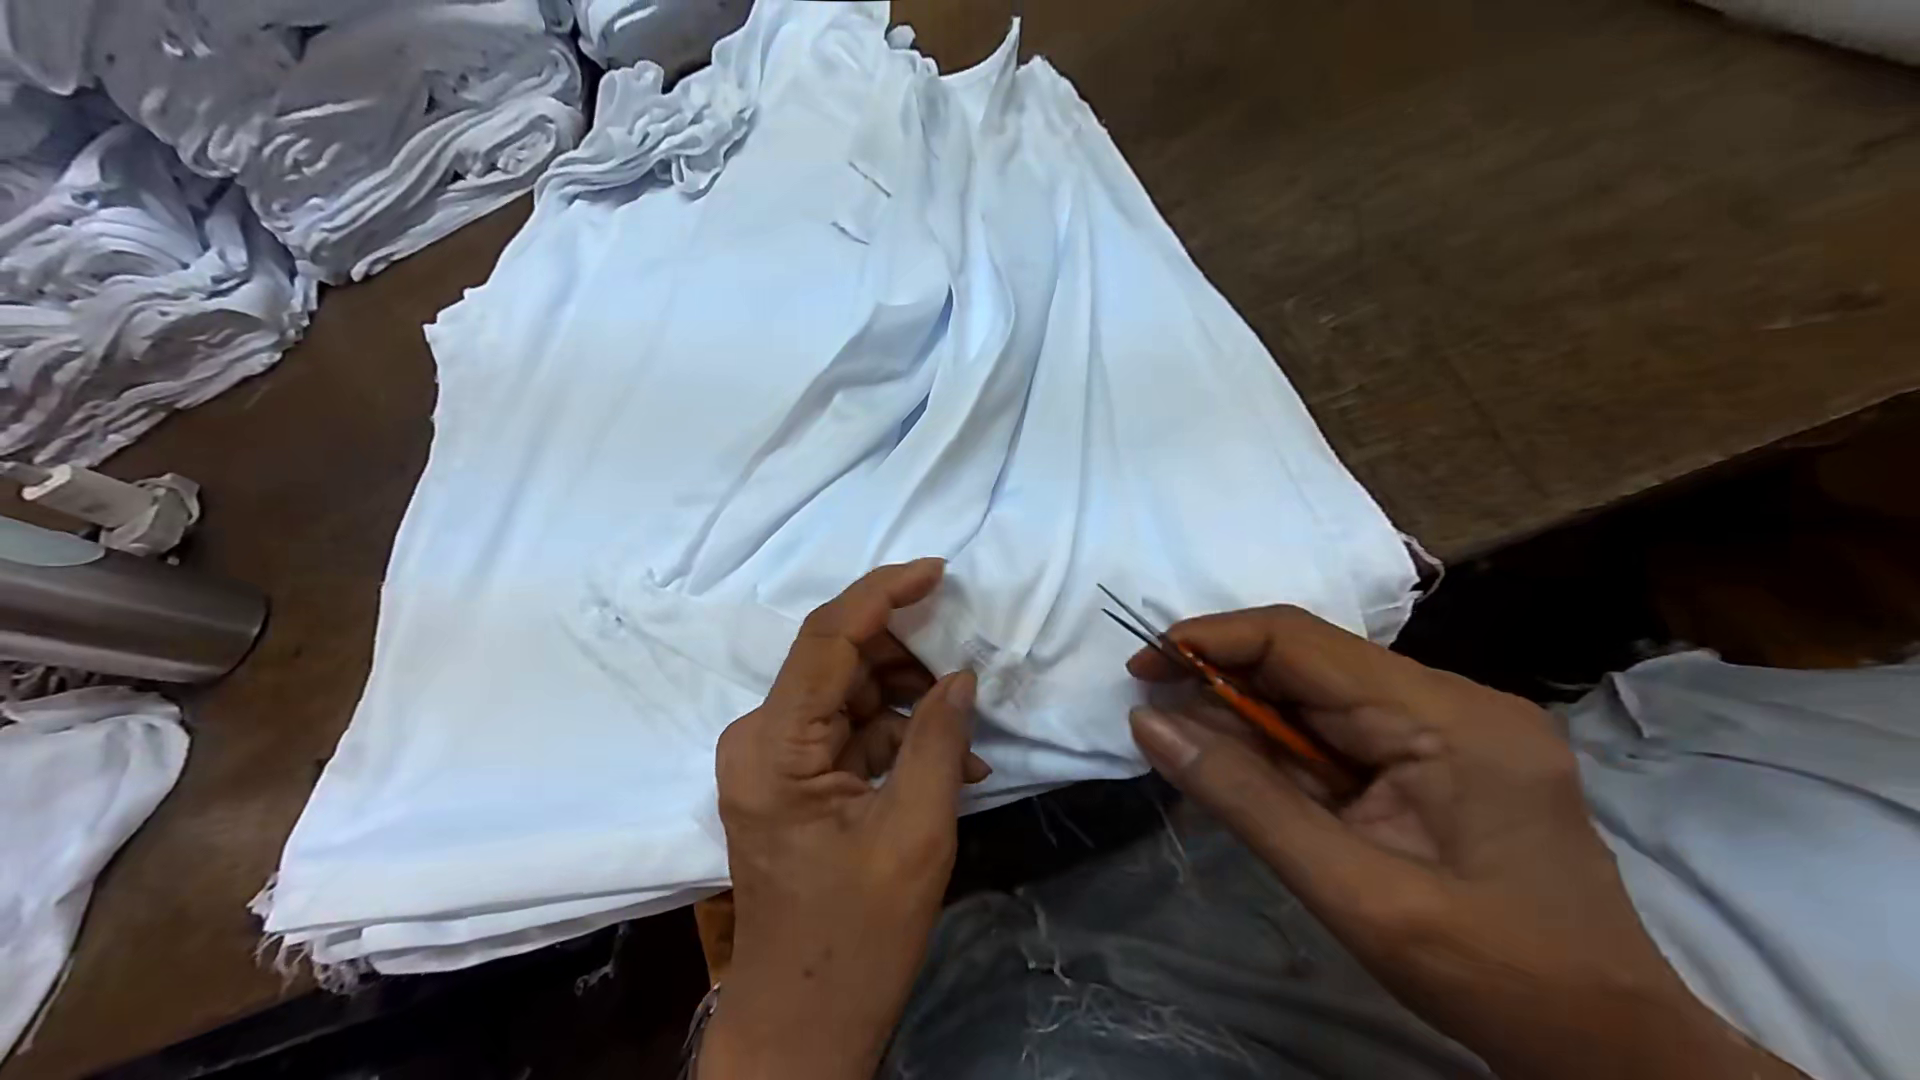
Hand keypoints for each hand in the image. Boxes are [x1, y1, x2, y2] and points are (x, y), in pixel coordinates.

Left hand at [701, 559, 987, 1079]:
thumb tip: (961, 676)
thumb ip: (937, 740)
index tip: (937, 572)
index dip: (883, 592)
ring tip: (966, 732)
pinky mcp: (793, 776)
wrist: (804, 1023)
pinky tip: (950, 761)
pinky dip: (899, 734)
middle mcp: (761, 736)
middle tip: (968, 671)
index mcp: (775, 745)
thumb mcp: (914, 833)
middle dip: (908, 656)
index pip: (827, 637)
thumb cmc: (856, 937)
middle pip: (840, 660)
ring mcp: (774, 757)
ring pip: (850, 692)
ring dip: (910, 700)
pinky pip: (851, 729)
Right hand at [1127, 606, 1805, 1079]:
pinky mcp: (1444, 750)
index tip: (1143, 666)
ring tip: (1194, 753)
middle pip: (1308, 663)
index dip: (1212, 640)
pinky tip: (1251, 775)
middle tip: (1157, 717)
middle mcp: (1454, 700)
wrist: (1612, 1049)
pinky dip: (1283, 748)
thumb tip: (1149, 723)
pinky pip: (1340, 727)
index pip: (1303, 641)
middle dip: (1224, 684)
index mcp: (1448, 719)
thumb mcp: (1351, 893)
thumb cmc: (1491, 976)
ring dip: (1249, 720)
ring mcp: (1453, 723)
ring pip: (1318, 695)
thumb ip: (1245, 799)